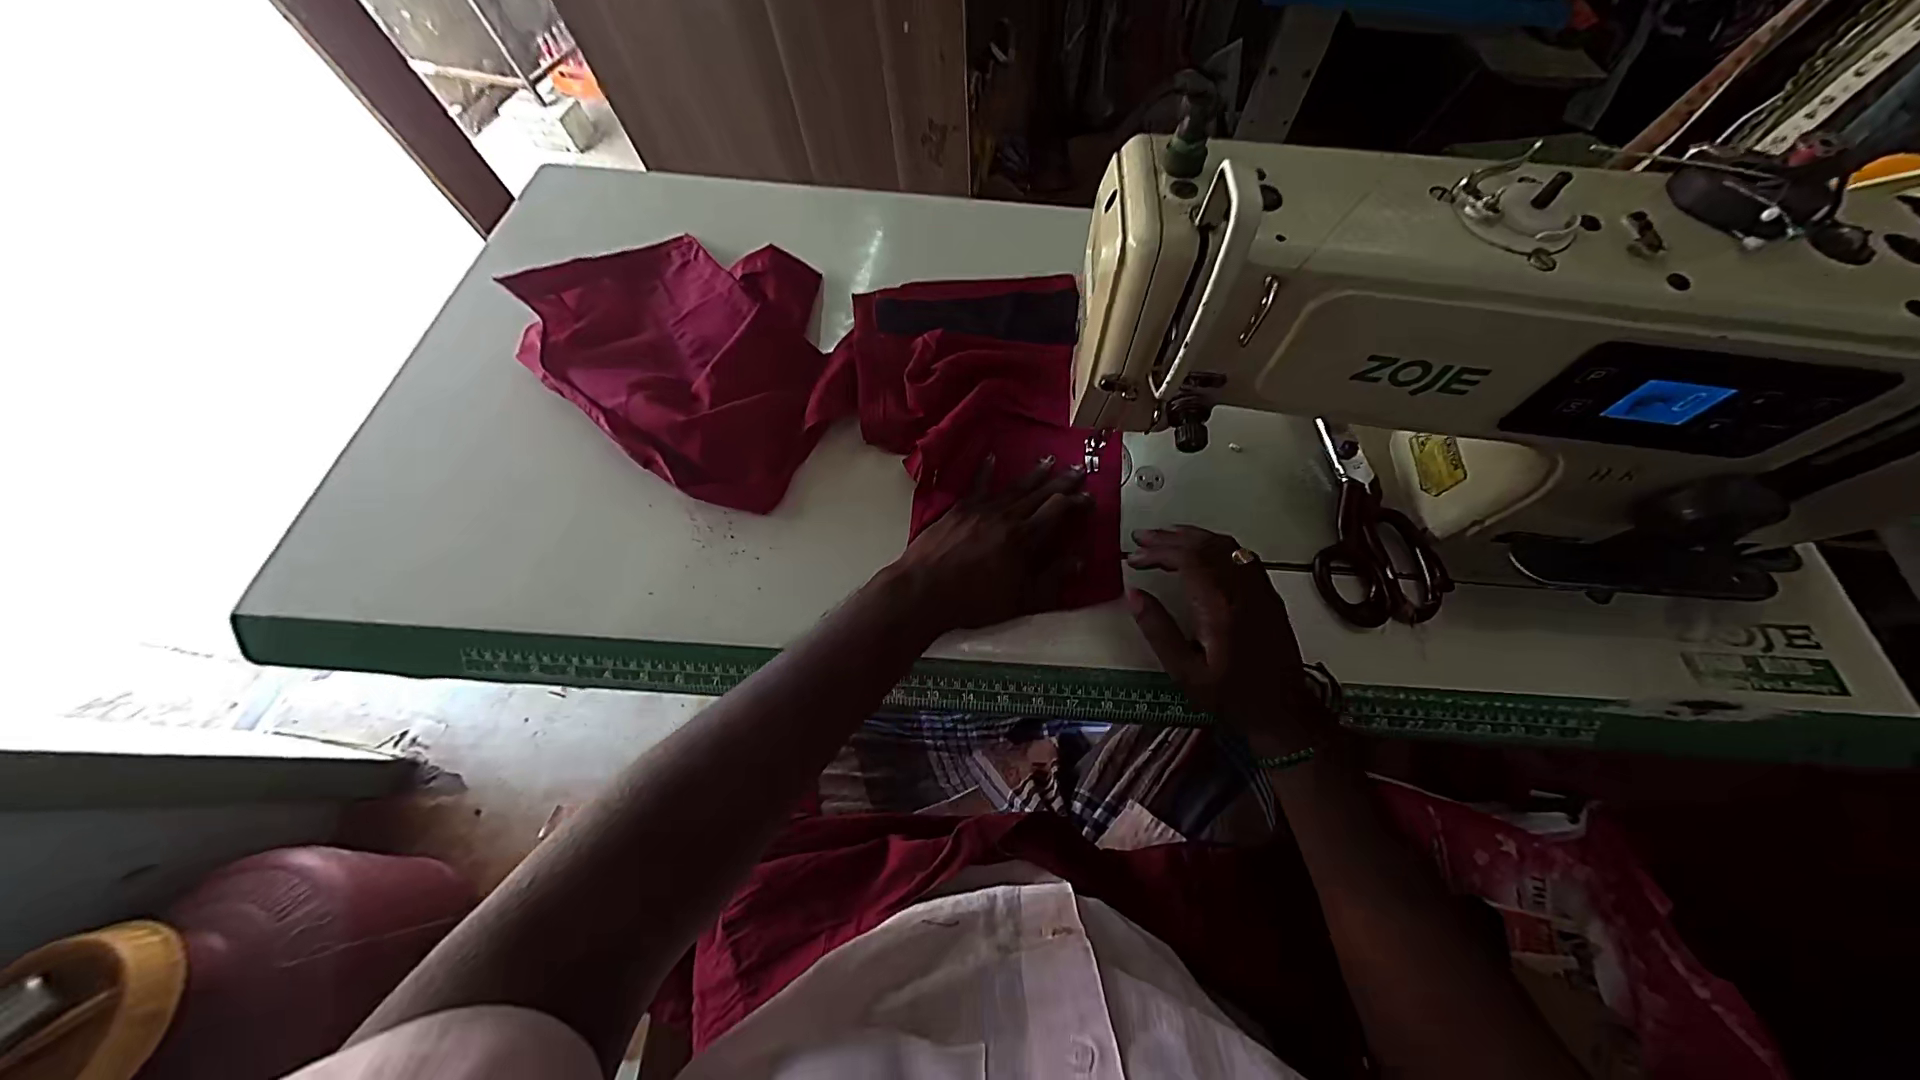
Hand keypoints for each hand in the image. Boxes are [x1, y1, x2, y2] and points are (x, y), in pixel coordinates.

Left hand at [886, 456, 1091, 633]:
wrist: (923, 591)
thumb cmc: (973, 602)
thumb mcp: (1020, 600)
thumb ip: (1051, 579)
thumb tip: (1078, 561)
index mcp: (1024, 539)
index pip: (1057, 513)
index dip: (1076, 503)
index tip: (1089, 498)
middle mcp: (1006, 517)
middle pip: (1040, 494)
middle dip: (1062, 482)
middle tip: (1079, 469)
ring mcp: (980, 510)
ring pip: (1013, 487)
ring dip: (1033, 474)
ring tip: (1048, 460)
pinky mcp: (958, 510)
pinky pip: (976, 486)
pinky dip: (985, 471)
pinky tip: (991, 457)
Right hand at [1127, 526, 1329, 755]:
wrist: (1282, 711)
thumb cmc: (1229, 696)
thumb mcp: (1184, 672)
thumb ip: (1158, 630)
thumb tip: (1133, 594)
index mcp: (1220, 609)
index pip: (1188, 559)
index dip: (1158, 551)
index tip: (1134, 558)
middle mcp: (1243, 591)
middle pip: (1206, 546)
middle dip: (1169, 537)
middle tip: (1140, 538)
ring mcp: (1260, 590)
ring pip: (1226, 545)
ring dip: (1192, 536)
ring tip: (1165, 537)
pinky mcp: (1268, 594)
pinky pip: (1241, 554)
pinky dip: (1213, 544)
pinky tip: (1199, 551)